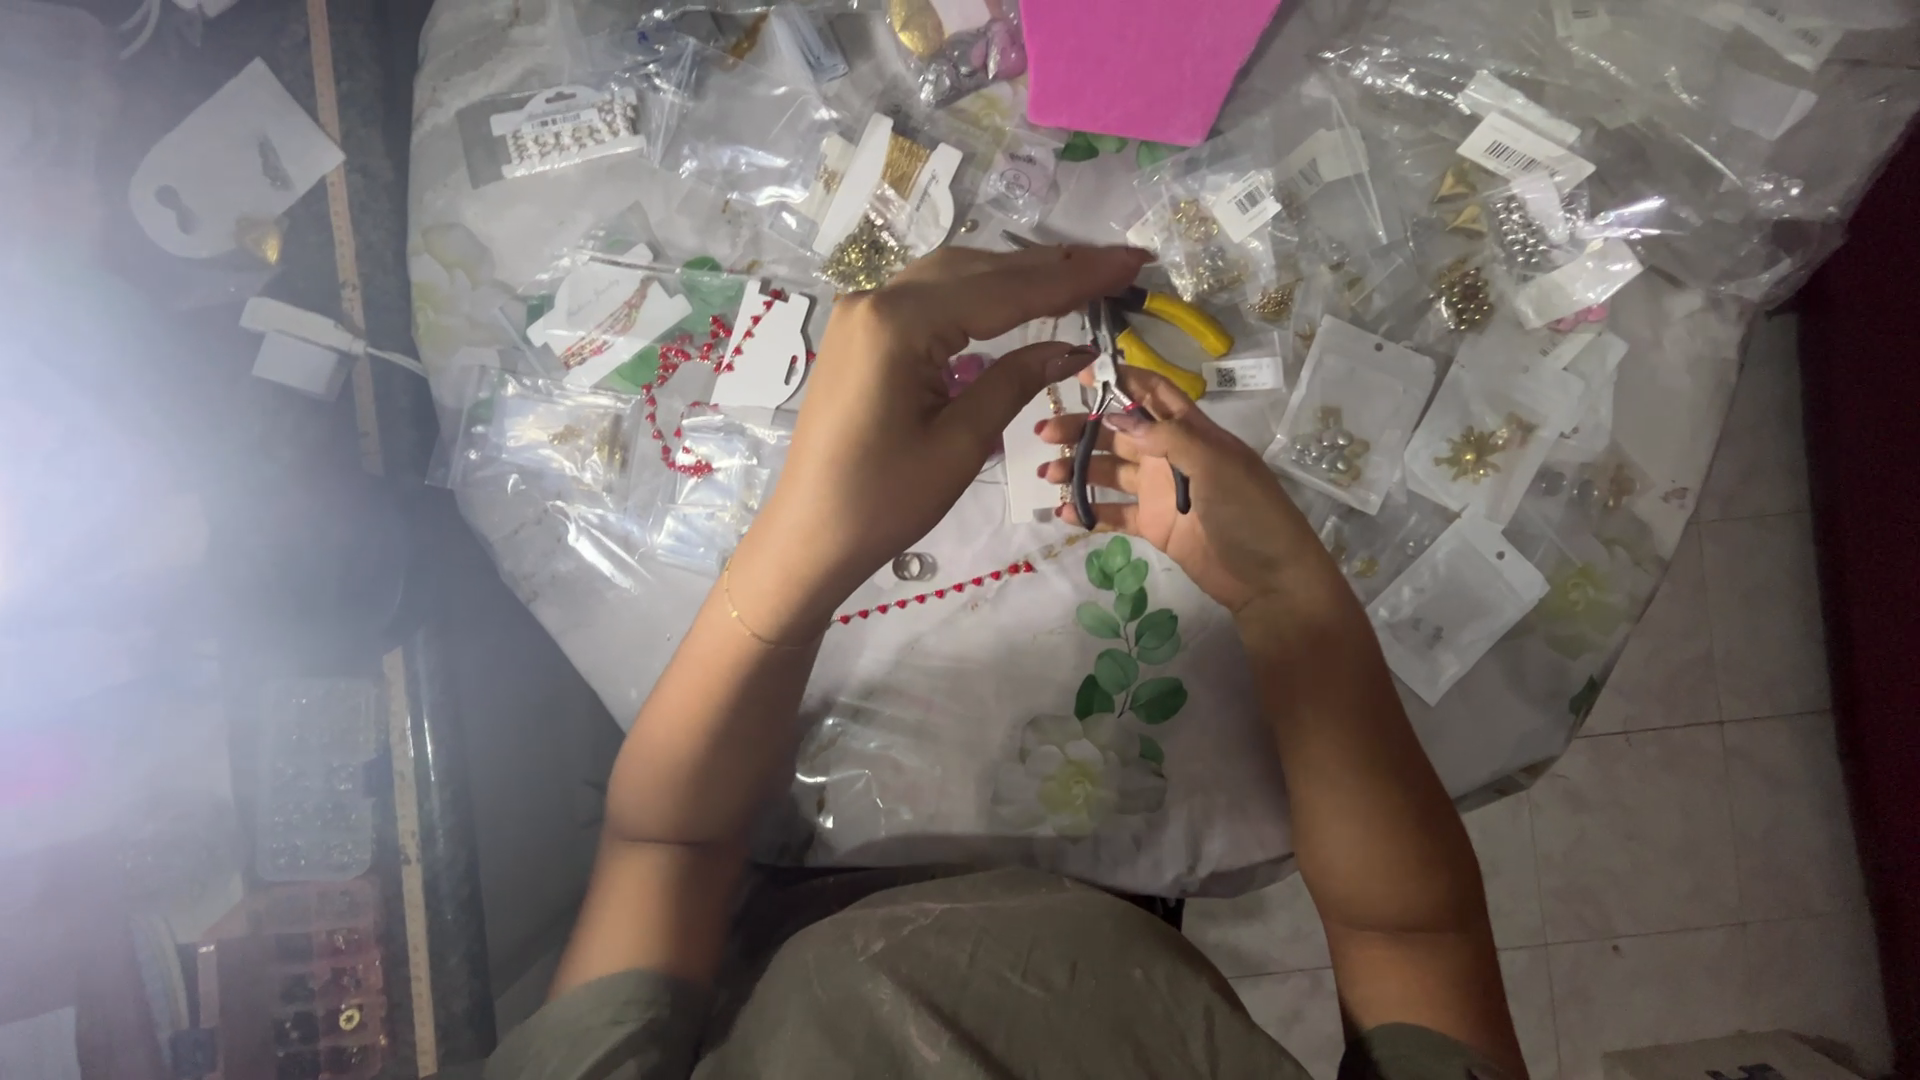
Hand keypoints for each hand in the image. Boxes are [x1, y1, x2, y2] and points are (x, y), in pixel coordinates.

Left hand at [729, 244, 1151, 636]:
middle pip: (977, 270)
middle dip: (1049, 267)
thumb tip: (1073, 346)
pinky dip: (976, 297)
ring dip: (1014, 276)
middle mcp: (875, 300)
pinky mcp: (860, 336)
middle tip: (1116, 263)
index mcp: (898, 324)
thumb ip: (1015, 381)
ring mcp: (861, 315)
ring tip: (1078, 275)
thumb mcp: (960, 443)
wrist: (810, 536)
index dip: (1072, 278)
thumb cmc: (884, 502)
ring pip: (952, 278)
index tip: (1129, 263)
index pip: (1003, 290)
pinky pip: (927, 300)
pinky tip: (1012, 300)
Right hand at [1036, 365, 1333, 613]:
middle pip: (1118, 432)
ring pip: (1109, 470)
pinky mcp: (1152, 525)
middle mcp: (1170, 456)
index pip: (1150, 393)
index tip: (1079, 376)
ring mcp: (1159, 491)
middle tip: (1044, 434)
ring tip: (1048, 475)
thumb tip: (1116, 415)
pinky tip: (1064, 511)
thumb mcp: (1215, 465)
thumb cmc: (1250, 513)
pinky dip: (1089, 510)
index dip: (1118, 379)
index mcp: (1190, 432)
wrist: (1268, 578)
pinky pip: (1113, 513)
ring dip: (1077, 468)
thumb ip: (1167, 438)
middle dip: (1081, 429)